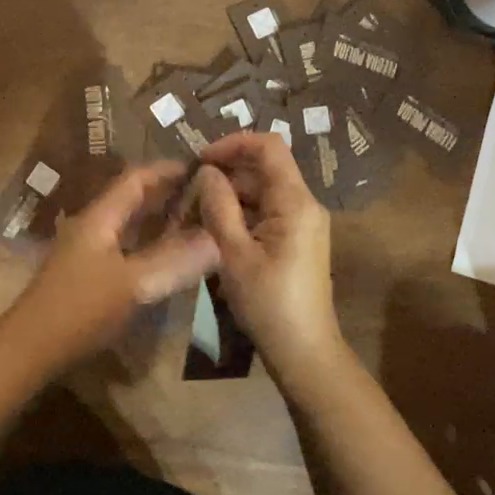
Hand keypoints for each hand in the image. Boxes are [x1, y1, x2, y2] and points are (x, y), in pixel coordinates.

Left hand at [3, 161, 221, 369]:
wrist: (31, 347)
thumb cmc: (80, 309)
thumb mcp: (133, 285)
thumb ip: (174, 261)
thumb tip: (218, 240)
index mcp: (99, 218)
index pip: (135, 179)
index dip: (167, 170)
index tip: (203, 168)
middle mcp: (92, 226)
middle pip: (132, 199)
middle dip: (168, 193)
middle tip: (208, 195)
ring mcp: (87, 250)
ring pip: (129, 224)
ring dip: (159, 220)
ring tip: (197, 221)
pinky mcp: (88, 274)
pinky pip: (125, 247)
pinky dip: (149, 244)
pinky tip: (169, 256)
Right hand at [196, 133, 341, 365]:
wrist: (304, 351)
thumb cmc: (268, 302)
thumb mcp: (234, 253)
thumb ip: (218, 205)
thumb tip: (206, 171)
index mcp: (296, 202)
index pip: (269, 146)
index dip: (233, 143)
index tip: (200, 159)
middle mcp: (305, 204)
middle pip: (265, 166)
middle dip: (227, 169)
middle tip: (190, 188)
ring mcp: (303, 223)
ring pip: (263, 188)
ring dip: (230, 191)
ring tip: (196, 208)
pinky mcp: (297, 239)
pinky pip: (267, 209)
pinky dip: (240, 210)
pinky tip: (215, 226)